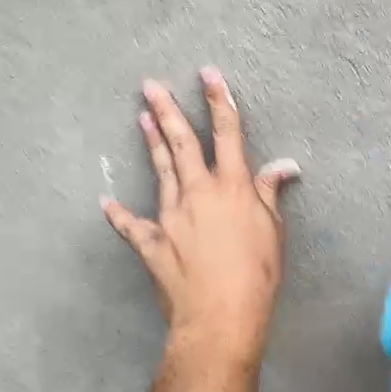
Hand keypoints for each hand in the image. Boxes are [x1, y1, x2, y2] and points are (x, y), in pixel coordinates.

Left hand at [100, 67, 299, 365]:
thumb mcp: (273, 230)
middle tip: (151, 85)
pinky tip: (106, 201)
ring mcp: (171, 217)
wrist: (220, 317)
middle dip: (168, 111)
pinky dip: (119, 214)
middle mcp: (198, 192)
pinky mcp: (152, 243)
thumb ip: (269, 194)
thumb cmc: (257, 273)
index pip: (228, 133)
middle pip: (183, 143)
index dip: (219, 100)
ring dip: (152, 143)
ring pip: (161, 171)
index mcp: (232, 186)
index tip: (209, 74)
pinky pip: (131, 225)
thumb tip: (284, 165)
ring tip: (142, 117)